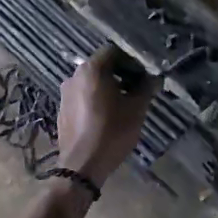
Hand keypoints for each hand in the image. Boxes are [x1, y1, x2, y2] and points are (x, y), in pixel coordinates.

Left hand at [55, 45, 158, 184]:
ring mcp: (65, 94)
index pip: (114, 51)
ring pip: (92, 81)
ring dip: (110, 86)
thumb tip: (155, 78)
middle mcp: (74, 76)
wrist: (82, 165)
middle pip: (102, 65)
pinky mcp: (63, 110)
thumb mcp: (136, 108)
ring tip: (125, 103)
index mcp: (92, 70)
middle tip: (139, 88)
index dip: (132, 60)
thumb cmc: (112, 131)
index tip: (144, 74)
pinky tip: (108, 115)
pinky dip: (97, 98)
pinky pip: (83, 96)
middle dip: (122, 73)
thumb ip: (146, 87)